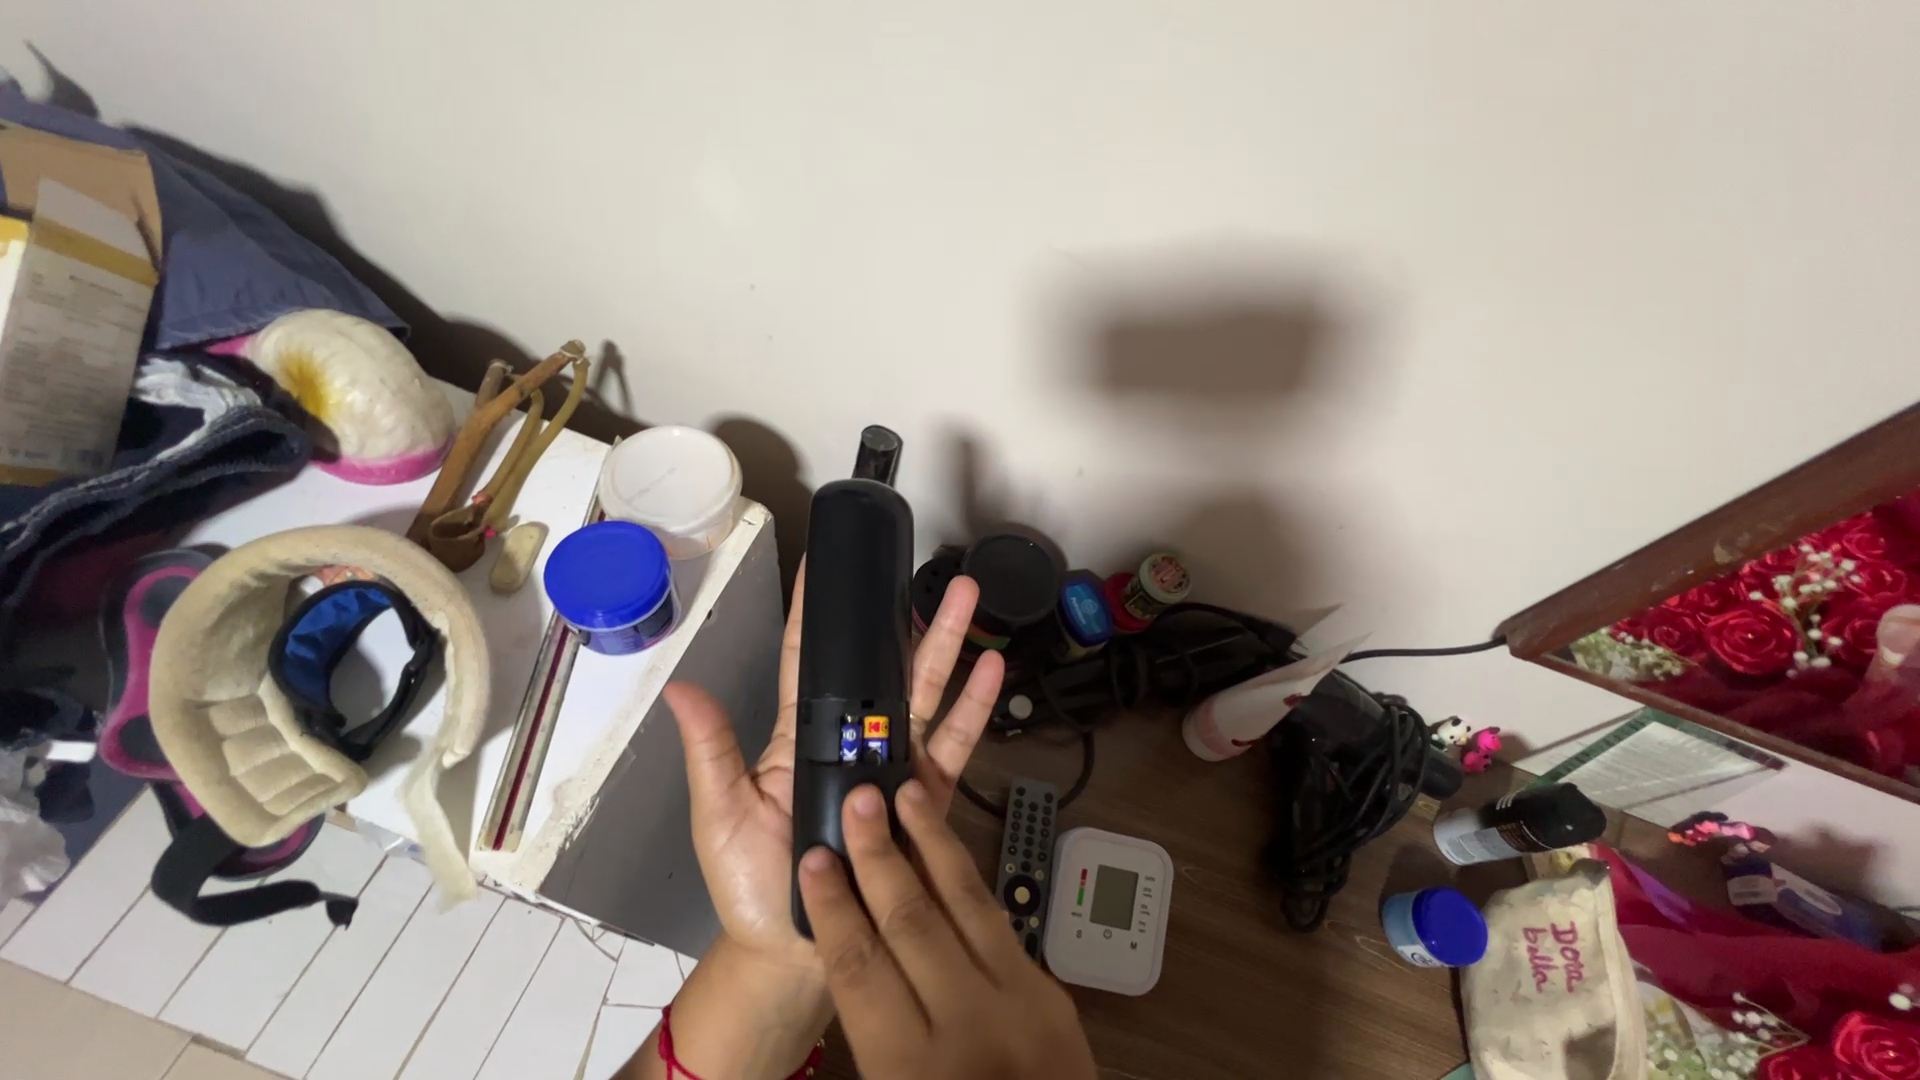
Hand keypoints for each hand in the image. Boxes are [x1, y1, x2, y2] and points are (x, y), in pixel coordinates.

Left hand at [664, 566, 1004, 968]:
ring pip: (925, 695)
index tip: (823, 567)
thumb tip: (681, 687)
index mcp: (801, 735)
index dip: (814, 614)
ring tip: (968, 601)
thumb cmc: (750, 882)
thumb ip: (712, 750)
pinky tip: (991, 672)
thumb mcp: (722, 814)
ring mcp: (892, 766)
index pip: (808, 660)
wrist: (794, 951)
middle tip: (935, 576)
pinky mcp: (923, 799)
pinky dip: (973, 709)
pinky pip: (951, 748)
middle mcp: (852, 740)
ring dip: (948, 648)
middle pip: (886, 668)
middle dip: (911, 620)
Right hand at [798, 779, 1098, 1079]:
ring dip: (931, 842)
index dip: (832, 908)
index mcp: (911, 1068)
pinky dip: (968, 876)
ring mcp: (1017, 1000)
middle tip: (856, 799)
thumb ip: (867, 1039)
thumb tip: (848, 957)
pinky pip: (999, 919)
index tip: (811, 859)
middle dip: (878, 855)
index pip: (860, 969)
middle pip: (910, 920)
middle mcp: (965, 1024)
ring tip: (907, 792)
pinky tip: (949, 845)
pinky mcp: (1049, 990)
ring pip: (964, 902)